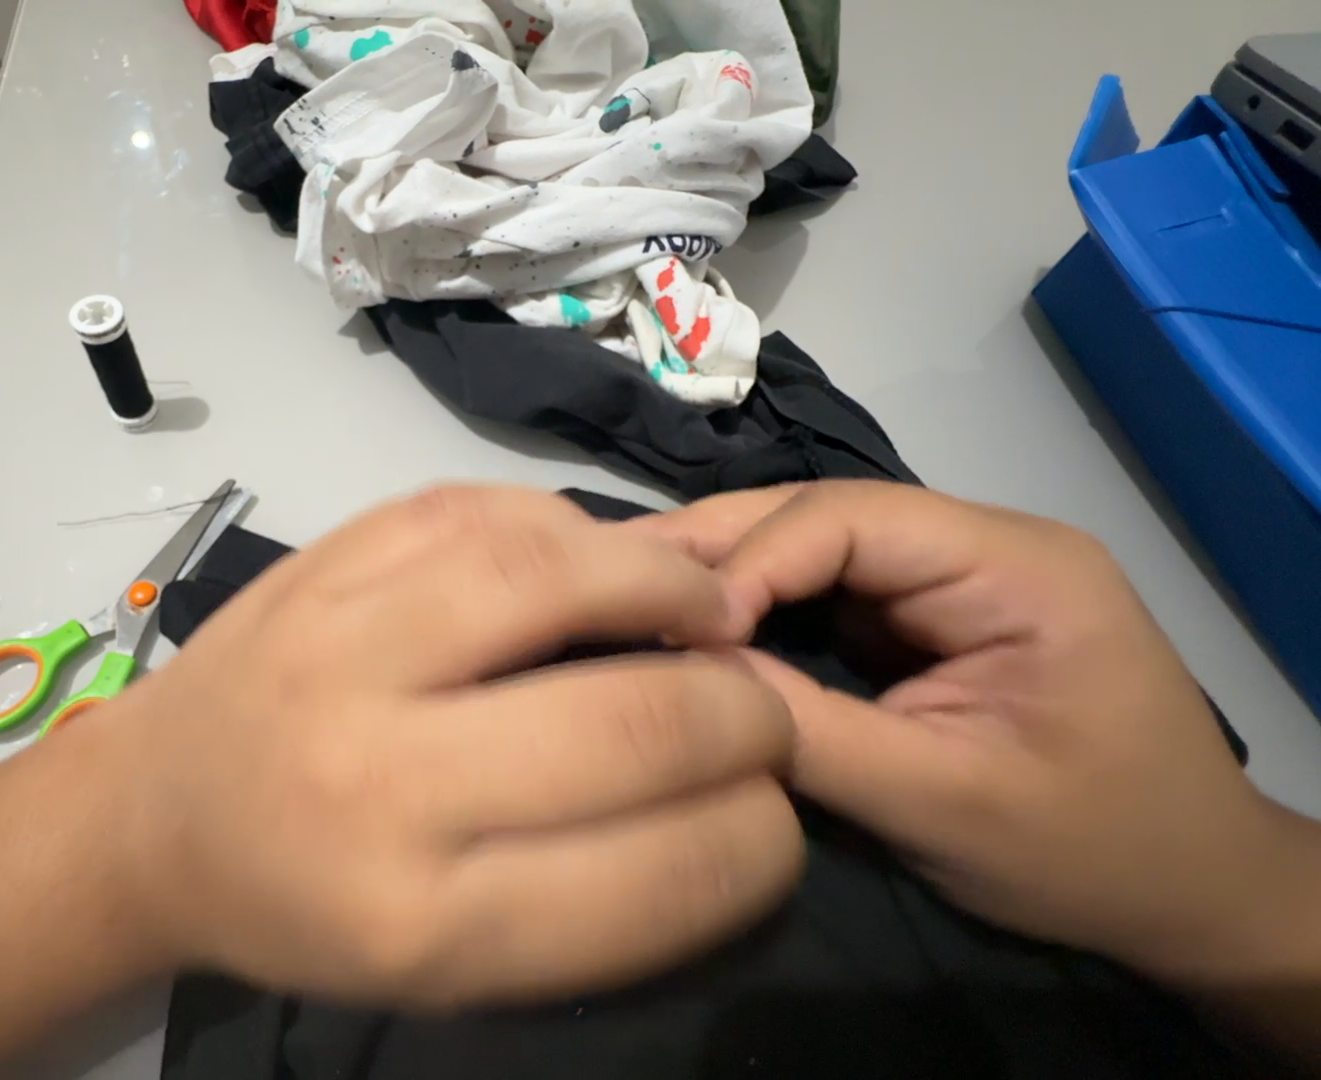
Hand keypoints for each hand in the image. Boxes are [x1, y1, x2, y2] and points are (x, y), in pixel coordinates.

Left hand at [85, 485, 802, 1006]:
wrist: (152, 806)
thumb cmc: (298, 902)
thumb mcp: (440, 958)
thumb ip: (593, 896)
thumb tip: (731, 792)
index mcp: (420, 917)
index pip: (660, 875)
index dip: (759, 839)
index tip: (770, 807)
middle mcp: (380, 777)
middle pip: (632, 722)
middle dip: (743, 711)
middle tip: (754, 702)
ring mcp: (343, 644)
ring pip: (555, 577)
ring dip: (668, 582)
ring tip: (703, 602)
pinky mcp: (323, 561)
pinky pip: (476, 511)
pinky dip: (563, 526)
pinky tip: (585, 555)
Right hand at [632, 480, 1315, 984]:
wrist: (1181, 891)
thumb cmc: (1088, 851)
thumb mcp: (942, 802)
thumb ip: (809, 732)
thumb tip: (682, 676)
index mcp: (1010, 566)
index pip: (844, 520)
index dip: (745, 561)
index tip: (674, 632)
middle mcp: (965, 544)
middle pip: (809, 513)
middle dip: (707, 547)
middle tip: (607, 580)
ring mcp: (930, 574)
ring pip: (793, 542)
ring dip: (709, 569)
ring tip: (624, 594)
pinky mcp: (899, 610)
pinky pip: (800, 585)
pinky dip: (735, 601)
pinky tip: (679, 620)